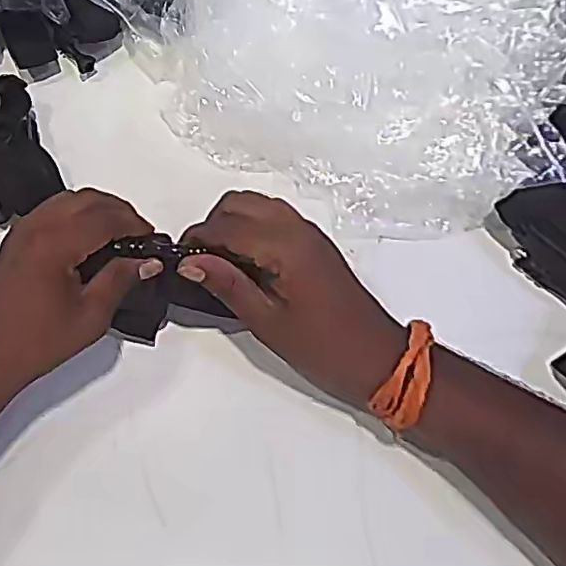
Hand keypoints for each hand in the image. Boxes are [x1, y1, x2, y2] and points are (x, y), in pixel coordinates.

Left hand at [0, 189, 159, 402]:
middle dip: (117, 211)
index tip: (148, 236)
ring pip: (68, 199)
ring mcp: (22, 231)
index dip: (133, 223)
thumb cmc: (30, 341)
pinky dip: (75, 213)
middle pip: (86, 199)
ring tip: (118, 234)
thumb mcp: (90, 315)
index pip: (103, 217)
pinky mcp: (17, 239)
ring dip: (96, 209)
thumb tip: (142, 262)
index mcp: (53, 243)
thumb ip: (120, 280)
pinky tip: (89, 237)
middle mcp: (35, 229)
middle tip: (138, 233)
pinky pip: (51, 210)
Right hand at [179, 191, 407, 406]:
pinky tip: (244, 257)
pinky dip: (250, 224)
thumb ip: (227, 285)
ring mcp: (308, 233)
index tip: (183, 258)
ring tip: (219, 258)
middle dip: (212, 224)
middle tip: (200, 258)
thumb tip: (191, 263)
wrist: (381, 362)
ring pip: (255, 204)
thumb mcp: (267, 322)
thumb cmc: (328, 349)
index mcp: (286, 247)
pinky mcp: (313, 242)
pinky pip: (272, 215)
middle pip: (238, 203)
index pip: (227, 226)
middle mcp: (297, 230)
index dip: (198, 238)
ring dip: (231, 221)